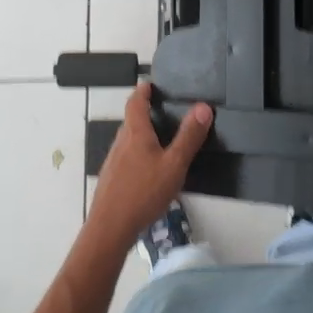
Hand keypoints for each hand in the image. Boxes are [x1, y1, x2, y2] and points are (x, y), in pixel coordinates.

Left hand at [88, 82, 213, 242]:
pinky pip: (126, 157)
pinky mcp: (111, 179)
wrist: (110, 228)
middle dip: (144, 113)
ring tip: (160, 140)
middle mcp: (121, 142)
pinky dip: (137, 154)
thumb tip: (203, 107)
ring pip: (128, 140)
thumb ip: (189, 137)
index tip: (150, 84)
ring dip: (141, 134)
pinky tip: (148, 171)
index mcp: (135, 133)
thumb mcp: (174, 165)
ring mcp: (113, 161)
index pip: (135, 102)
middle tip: (163, 111)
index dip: (143, 91)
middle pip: (131, 120)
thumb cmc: (143, 192)